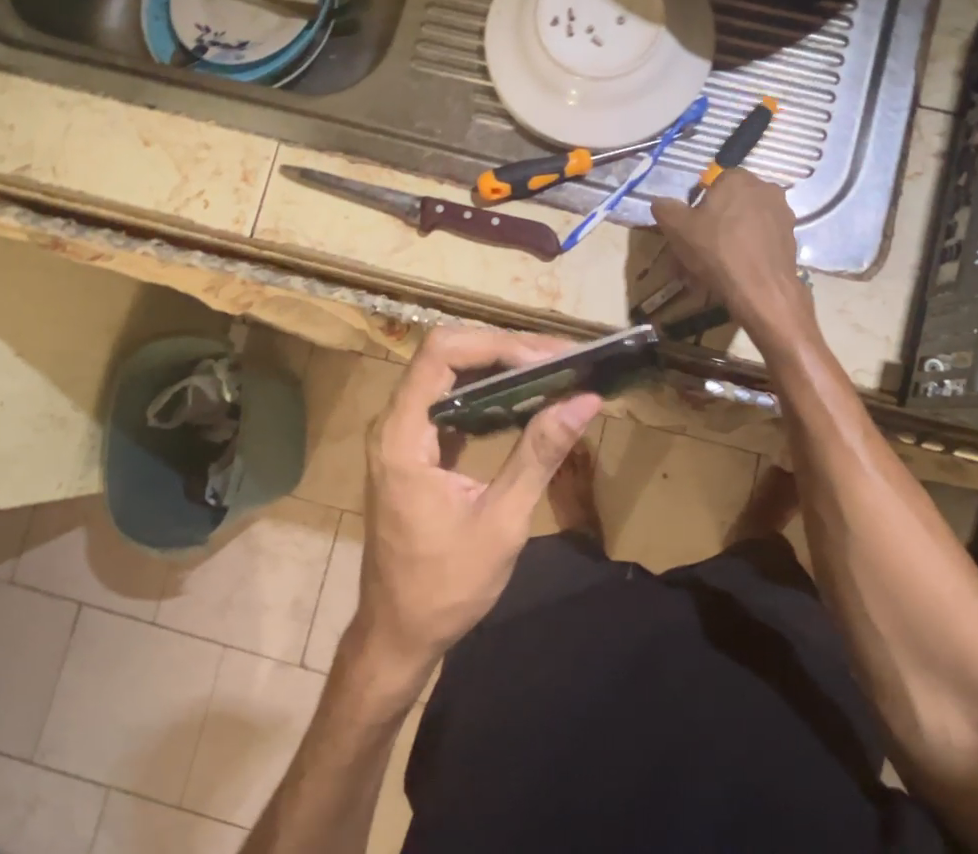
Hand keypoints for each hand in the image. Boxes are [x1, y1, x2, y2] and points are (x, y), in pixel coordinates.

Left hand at [352, 328, 602, 672]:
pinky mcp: (413, 452)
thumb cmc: (446, 586)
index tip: (547, 360)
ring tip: (553, 375)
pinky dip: (487, 398)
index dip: (496, 345)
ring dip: (498, 371)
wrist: (399, 631)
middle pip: (444, 358)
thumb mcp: (502, 521)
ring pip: (447, 378)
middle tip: (562, 362)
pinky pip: (448, 405)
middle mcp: (393, 426)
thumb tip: (584, 401)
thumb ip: (539, 455)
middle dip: (504, 351)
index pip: (441, 355)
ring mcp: (400, 438)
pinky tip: (526, 404)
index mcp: (402, 437)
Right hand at [650, 169, 811, 340]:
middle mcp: (765, 188)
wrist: (761, 289)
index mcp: (738, 178)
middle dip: (717, 220)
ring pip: (747, 221)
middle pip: (732, 202)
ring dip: (733, 235)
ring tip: (718, 264)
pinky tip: (738, 270)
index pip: (713, 183)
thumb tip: (660, 203)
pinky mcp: (791, 237)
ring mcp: (783, 213)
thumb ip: (665, 209)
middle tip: (701, 246)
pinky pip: (762, 239)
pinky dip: (750, 249)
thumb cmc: (716, 250)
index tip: (691, 227)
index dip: (699, 204)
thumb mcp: (677, 228)